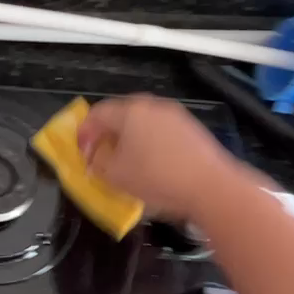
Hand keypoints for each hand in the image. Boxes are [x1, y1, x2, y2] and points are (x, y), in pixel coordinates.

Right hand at [76, 95, 248, 222]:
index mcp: (129, 111)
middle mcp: (151, 105)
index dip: (84, 133)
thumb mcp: (113, 175)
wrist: (211, 188)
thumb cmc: (155, 178)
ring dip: (128, 139)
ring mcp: (174, 115)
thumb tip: (95, 157)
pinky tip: (152, 164)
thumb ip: (96, 162)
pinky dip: (149, 142)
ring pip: (141, 122)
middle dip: (106, 134)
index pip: (96, 113)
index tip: (82, 153)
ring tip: (126, 162)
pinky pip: (160, 130)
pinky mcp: (191, 128)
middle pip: (119, 115)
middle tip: (101, 155)